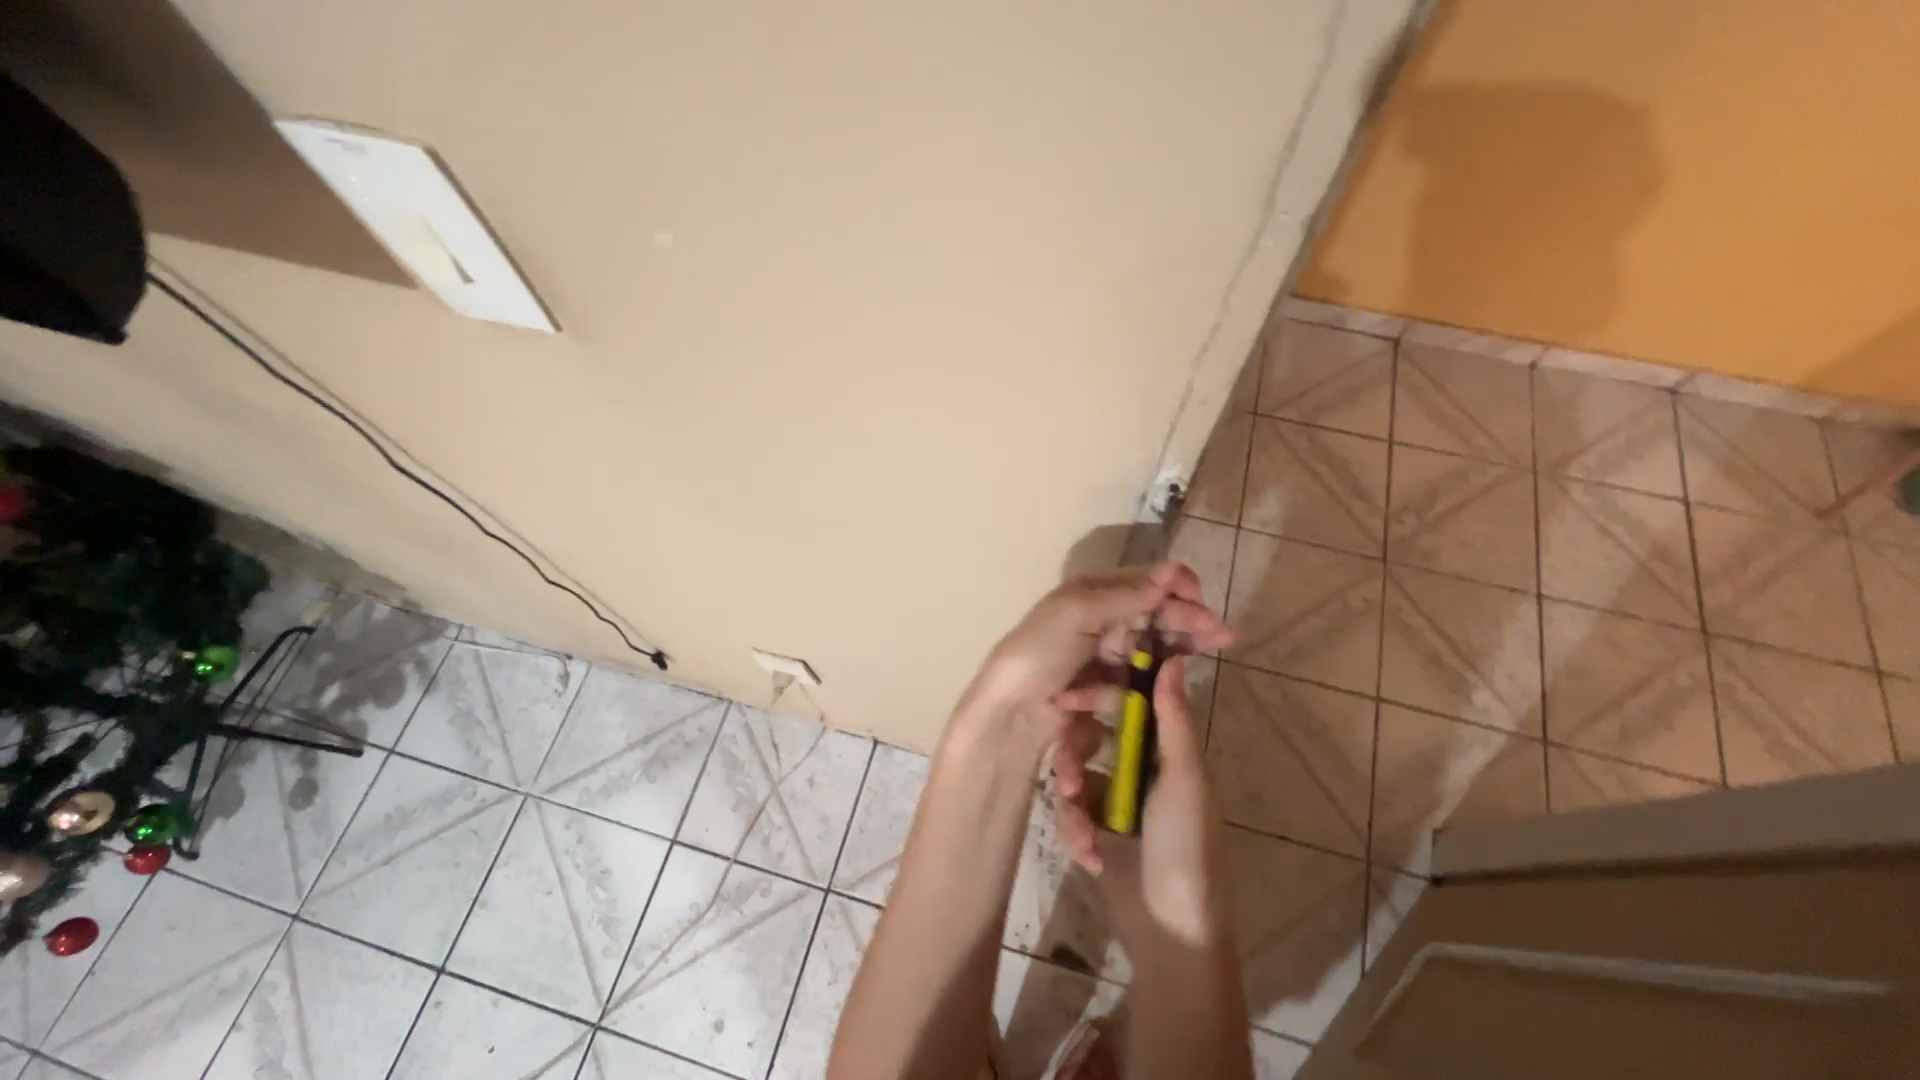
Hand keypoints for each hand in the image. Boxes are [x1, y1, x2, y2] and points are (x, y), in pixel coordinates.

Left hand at [961, 562, 1232, 734]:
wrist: (1009, 711)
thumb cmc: (1038, 653)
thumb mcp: (1078, 613)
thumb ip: (1126, 596)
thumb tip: (1172, 573)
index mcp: (1090, 593)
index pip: (1143, 584)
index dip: (1175, 588)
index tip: (1203, 600)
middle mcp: (1099, 619)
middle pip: (1153, 616)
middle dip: (1188, 621)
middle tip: (1224, 634)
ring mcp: (1102, 654)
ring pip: (1151, 648)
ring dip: (1178, 649)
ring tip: (1210, 651)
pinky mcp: (1104, 687)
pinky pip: (1135, 681)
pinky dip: (1141, 684)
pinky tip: (1159, 683)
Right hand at [1053, 656, 1225, 948]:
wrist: (1171, 930)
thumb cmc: (1186, 847)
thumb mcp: (1184, 781)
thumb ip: (1173, 721)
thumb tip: (1172, 658)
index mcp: (1165, 751)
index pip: (1123, 706)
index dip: (1094, 699)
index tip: (1062, 699)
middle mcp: (1138, 770)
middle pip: (1091, 741)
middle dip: (1073, 760)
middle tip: (1064, 780)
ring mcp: (1115, 803)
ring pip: (1075, 780)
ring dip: (1073, 808)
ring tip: (1083, 837)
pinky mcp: (1096, 833)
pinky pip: (1072, 816)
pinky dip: (1075, 835)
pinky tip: (1088, 857)